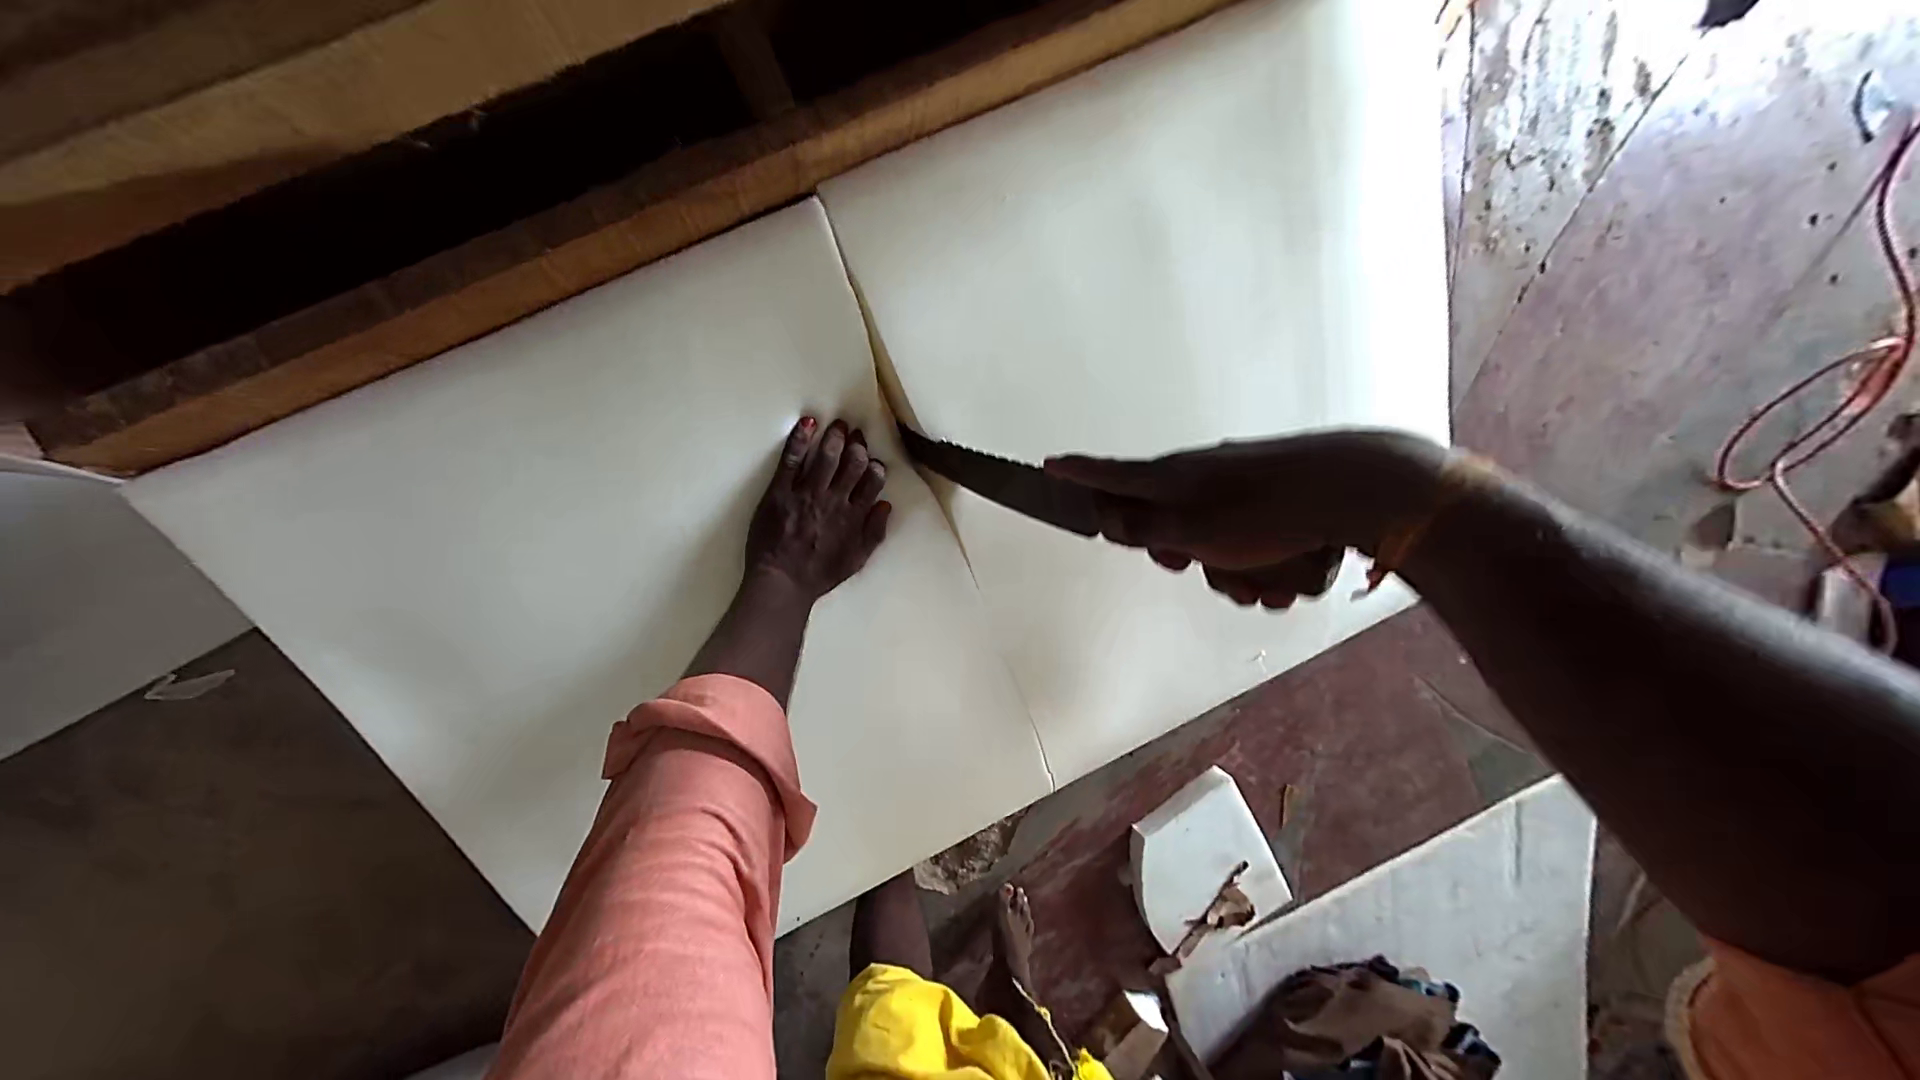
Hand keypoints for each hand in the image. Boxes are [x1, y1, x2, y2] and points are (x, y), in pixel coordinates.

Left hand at [746, 417, 890, 600]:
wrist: (781, 582)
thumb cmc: (819, 574)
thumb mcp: (856, 560)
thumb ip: (874, 532)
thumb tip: (885, 505)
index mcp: (854, 516)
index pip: (872, 481)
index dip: (875, 466)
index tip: (872, 460)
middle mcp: (834, 500)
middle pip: (852, 463)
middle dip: (856, 445)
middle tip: (855, 435)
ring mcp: (806, 494)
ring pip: (826, 457)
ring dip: (834, 437)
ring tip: (838, 425)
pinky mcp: (781, 491)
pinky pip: (792, 460)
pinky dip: (800, 440)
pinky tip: (807, 424)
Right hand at [1044, 430, 1446, 606]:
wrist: (1358, 490)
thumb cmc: (1267, 514)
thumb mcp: (1192, 533)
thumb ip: (1143, 529)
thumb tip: (1104, 516)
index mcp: (1173, 477)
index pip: (1110, 474)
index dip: (1077, 474)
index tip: (1050, 465)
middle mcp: (1200, 475)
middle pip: (1164, 519)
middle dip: (1178, 551)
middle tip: (1194, 563)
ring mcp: (1238, 483)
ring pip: (1211, 538)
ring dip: (1229, 570)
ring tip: (1261, 584)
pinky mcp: (1273, 494)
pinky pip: (1248, 537)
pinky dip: (1260, 562)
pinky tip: (1285, 575)